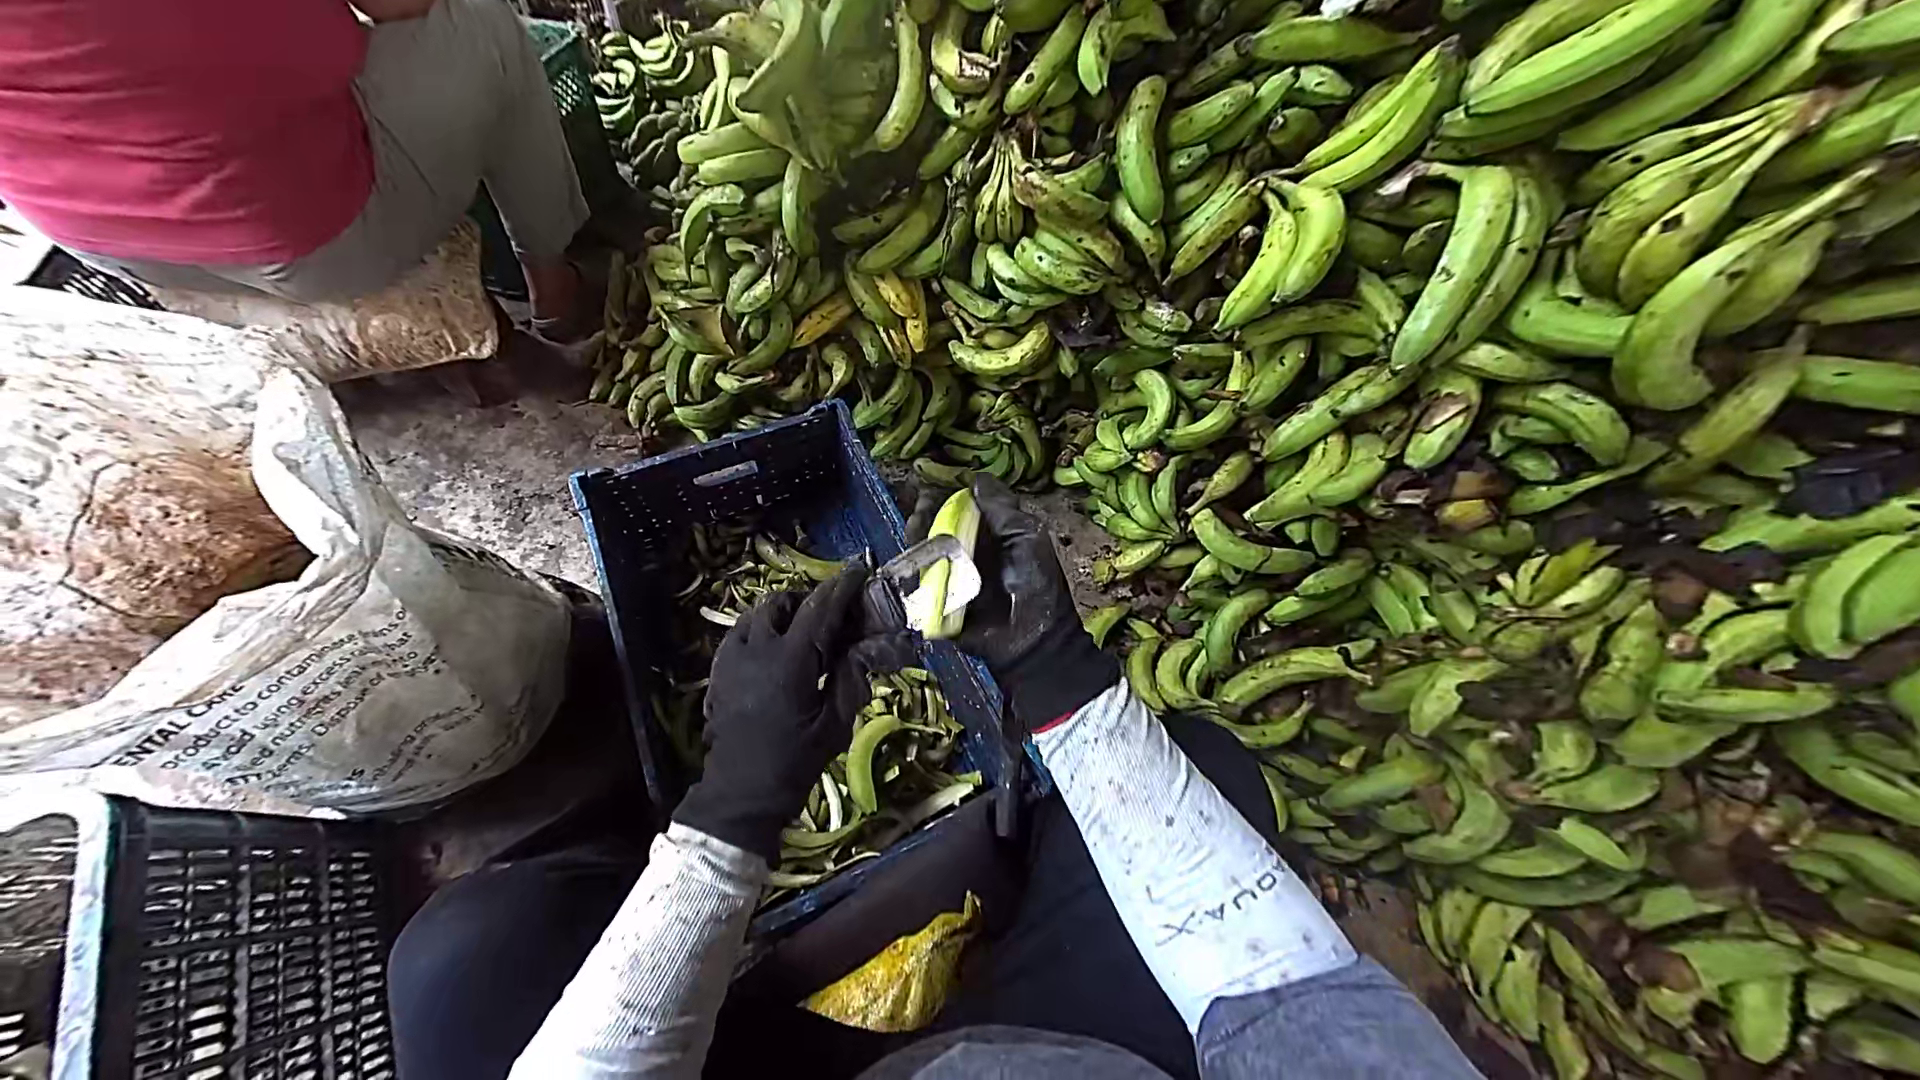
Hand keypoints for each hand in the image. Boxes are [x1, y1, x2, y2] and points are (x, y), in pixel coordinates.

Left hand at [675, 559, 914, 861]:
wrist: (740, 793)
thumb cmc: (794, 761)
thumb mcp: (835, 724)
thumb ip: (851, 679)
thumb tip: (864, 647)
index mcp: (790, 662)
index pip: (819, 609)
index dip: (840, 588)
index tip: (856, 572)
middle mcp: (757, 650)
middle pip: (781, 603)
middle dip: (807, 599)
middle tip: (828, 613)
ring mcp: (731, 660)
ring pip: (755, 615)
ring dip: (780, 613)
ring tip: (798, 629)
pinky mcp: (718, 672)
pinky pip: (738, 635)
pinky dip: (758, 631)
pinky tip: (771, 651)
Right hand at [907, 475, 1118, 727]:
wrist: (1030, 641)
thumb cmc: (1036, 585)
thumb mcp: (1027, 538)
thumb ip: (1003, 508)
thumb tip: (975, 479)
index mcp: (991, 531)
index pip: (963, 502)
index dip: (948, 490)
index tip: (935, 480)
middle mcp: (968, 547)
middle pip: (938, 518)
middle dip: (927, 506)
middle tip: (923, 501)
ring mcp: (950, 570)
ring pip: (924, 542)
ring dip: (918, 529)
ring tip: (918, 523)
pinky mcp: (937, 594)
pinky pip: (918, 573)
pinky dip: (912, 560)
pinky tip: (914, 548)